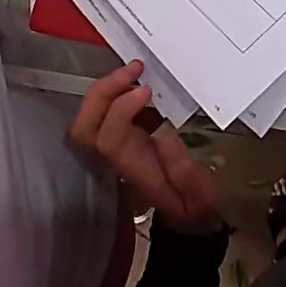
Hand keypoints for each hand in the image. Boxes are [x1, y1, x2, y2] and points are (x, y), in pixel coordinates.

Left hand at [69, 61, 220, 227]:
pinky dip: (118, 94)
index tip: (146, 90)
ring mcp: (114, 148)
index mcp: (130, 171)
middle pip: (87, 124)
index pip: (108, 138)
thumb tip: (166, 137)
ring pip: (91, 117)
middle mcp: (113, 159)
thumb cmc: (192, 207)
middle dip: (105, 90)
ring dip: (110, 88)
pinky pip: (106, 113)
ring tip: (137, 69)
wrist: (186, 218)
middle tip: (135, 68)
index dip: (121, 110)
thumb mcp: (198, 197)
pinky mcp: (121, 139)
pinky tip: (141, 84)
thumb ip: (184, 173)